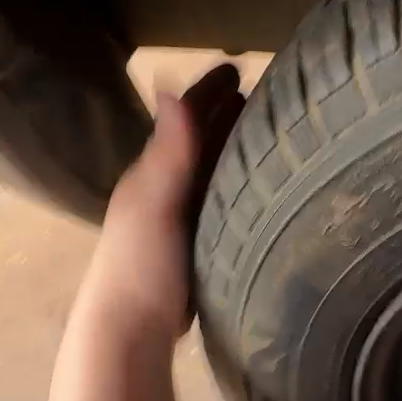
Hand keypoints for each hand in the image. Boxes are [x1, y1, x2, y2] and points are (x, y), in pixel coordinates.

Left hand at [72, 64, 245, 338]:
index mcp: (154, 176)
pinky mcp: (199, 256)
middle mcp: (166, 194)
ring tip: (271, 142)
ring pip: (212, 180)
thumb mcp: (153, 207)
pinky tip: (261, 200)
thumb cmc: (140, 268)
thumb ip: (168, 156)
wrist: (130, 331)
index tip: (239, 68)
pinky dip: (239, 194)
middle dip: (226, 120)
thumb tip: (172, 89)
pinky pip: (222, 212)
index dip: (207, 94)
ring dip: (235, 156)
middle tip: (268, 100)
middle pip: (200, 147)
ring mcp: (182, 227)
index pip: (184, 122)